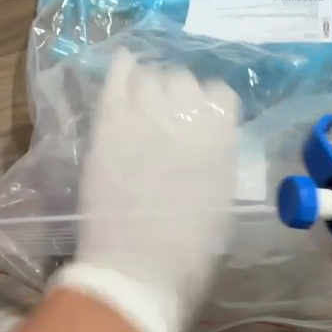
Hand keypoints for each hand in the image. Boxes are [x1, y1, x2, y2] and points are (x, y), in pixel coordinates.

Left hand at [50, 49, 241, 331]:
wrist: (137, 270)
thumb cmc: (190, 250)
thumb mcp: (223, 199)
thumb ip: (215, 158)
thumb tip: (204, 138)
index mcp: (221, 139)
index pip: (219, 95)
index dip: (208, 105)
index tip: (199, 117)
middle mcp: (185, 118)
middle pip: (182, 80)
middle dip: (177, 93)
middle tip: (168, 113)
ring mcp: (142, 118)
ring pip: (149, 77)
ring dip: (149, 83)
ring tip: (143, 95)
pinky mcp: (108, 127)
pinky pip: (115, 82)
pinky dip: (120, 68)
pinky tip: (123, 62)